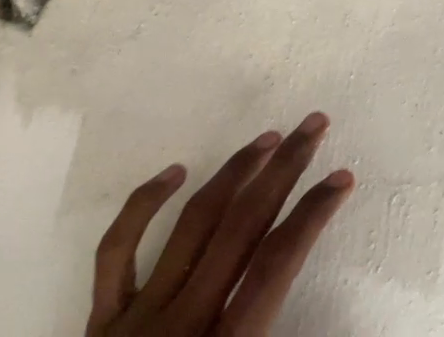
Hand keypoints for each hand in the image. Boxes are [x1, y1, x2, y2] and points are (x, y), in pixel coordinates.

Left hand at [86, 113, 353, 336]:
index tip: (342, 178)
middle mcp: (183, 320)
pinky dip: (144, 205)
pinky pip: (117, 250)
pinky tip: (175, 172)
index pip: (278, 264)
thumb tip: (338, 329)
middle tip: (313, 125)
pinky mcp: (101, 320)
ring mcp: (137, 316)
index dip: (313, 215)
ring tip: (266, 138)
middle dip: (283, 169)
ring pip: (192, 224)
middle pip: (242, 226)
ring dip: (233, 172)